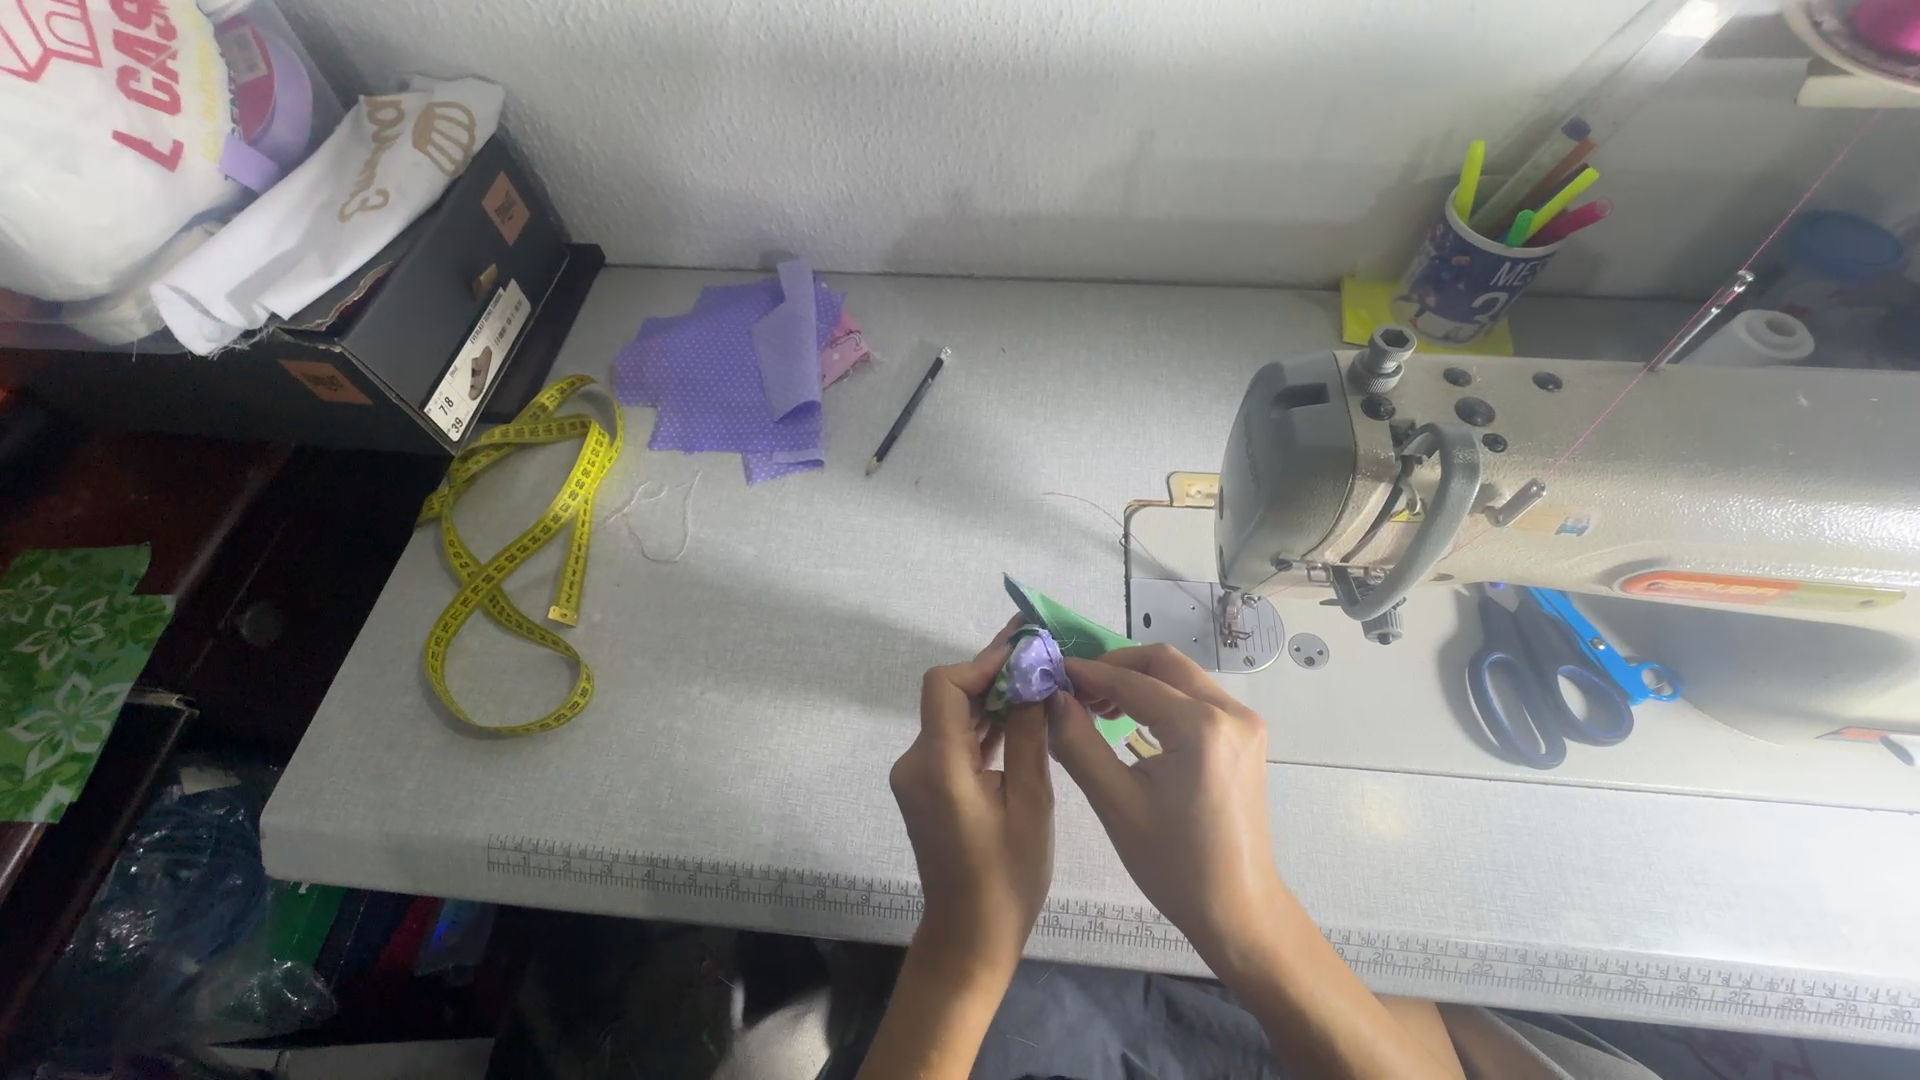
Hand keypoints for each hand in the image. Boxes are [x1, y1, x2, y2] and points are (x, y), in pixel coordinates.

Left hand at [889, 626, 1054, 975]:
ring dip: (991, 695)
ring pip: (953, 715)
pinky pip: (954, 739)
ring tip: (1037, 673)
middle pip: (948, 695)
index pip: (944, 686)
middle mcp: (917, 762)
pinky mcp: (928, 783)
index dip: (982, 662)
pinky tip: (1020, 711)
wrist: (970, 934)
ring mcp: (918, 773)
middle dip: (993, 672)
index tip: (1024, 652)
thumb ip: (1028, 735)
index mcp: (938, 766)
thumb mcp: (1031, 802)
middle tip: (1038, 649)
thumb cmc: (1008, 877)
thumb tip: (1037, 681)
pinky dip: (984, 723)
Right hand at [1048, 644, 1285, 974]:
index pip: (1132, 680)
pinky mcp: (1246, 735)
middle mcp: (1231, 712)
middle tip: (1076, 689)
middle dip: (1115, 666)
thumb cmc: (1174, 864)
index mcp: (1200, 727)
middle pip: (1163, 661)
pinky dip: (1160, 695)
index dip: (1088, 673)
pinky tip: (1131, 719)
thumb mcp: (1115, 803)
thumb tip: (1053, 697)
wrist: (1237, 909)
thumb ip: (1078, 742)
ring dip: (1138, 678)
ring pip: (1181, 674)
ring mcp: (1245, 722)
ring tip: (1098, 705)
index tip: (1051, 672)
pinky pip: (1196, 695)